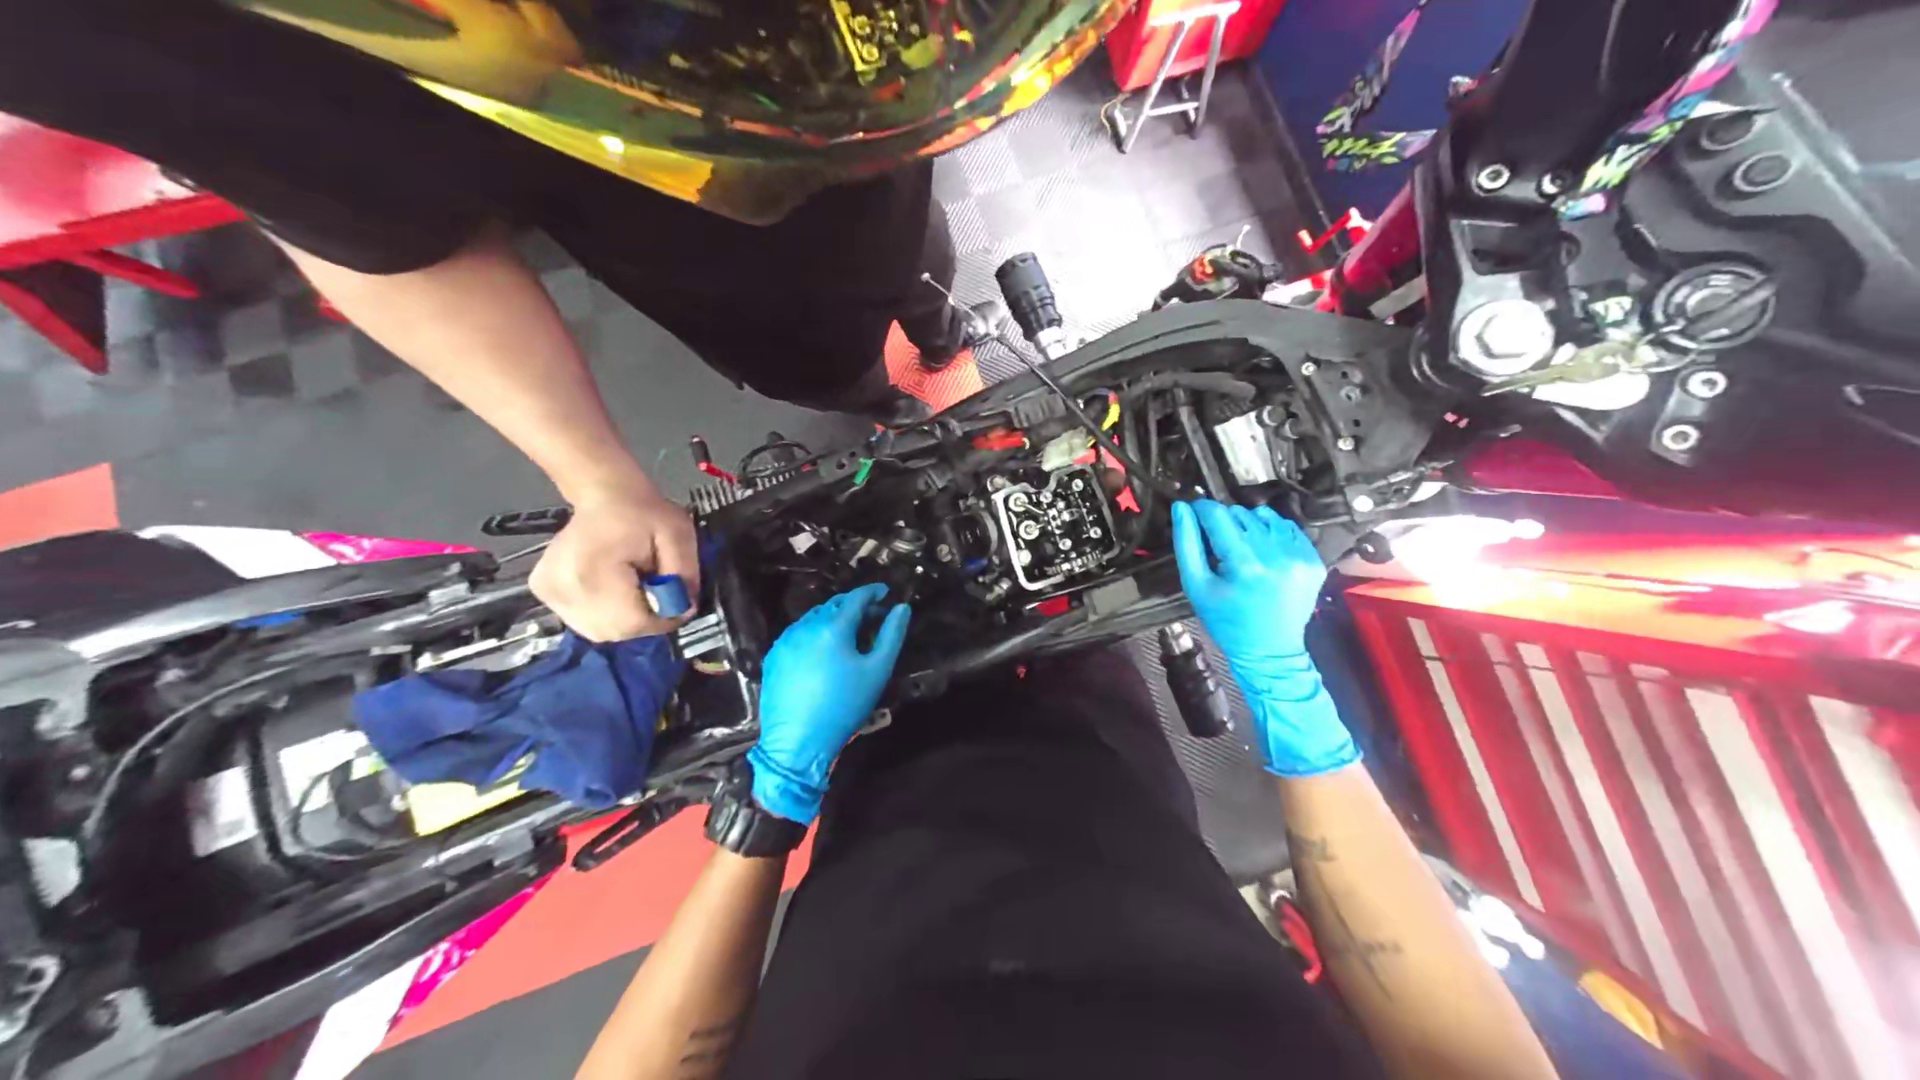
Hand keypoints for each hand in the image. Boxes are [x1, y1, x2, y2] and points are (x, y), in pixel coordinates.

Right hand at [530, 483, 700, 641]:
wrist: (604, 493)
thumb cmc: (643, 512)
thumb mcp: (678, 536)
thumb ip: (684, 576)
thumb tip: (684, 610)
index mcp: (591, 572)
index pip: (631, 622)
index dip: (662, 619)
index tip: (678, 602)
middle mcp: (561, 590)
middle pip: (616, 631)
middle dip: (646, 620)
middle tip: (660, 593)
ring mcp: (548, 594)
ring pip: (601, 631)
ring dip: (628, 619)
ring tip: (637, 587)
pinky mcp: (544, 595)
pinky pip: (587, 622)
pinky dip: (609, 615)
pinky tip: (617, 589)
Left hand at [748, 584, 911, 823]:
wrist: (797, 742)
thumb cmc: (844, 706)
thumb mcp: (876, 672)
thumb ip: (891, 635)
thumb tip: (902, 608)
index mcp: (832, 626)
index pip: (856, 597)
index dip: (873, 592)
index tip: (886, 592)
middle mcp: (805, 626)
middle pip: (834, 605)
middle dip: (855, 606)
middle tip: (873, 616)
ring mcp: (785, 641)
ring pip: (814, 618)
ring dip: (834, 618)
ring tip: (850, 633)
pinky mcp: (773, 657)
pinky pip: (798, 634)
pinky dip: (815, 633)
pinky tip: (824, 650)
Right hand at [1172, 500, 1357, 776]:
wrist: (1271, 651)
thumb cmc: (1227, 622)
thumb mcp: (1197, 585)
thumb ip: (1187, 543)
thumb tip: (1181, 509)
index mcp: (1245, 563)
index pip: (1217, 514)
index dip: (1200, 510)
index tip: (1192, 513)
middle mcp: (1276, 554)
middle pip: (1240, 513)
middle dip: (1223, 523)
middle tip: (1216, 546)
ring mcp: (1299, 555)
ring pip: (1263, 516)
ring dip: (1247, 526)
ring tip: (1239, 550)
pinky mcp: (1312, 558)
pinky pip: (1286, 527)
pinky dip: (1270, 533)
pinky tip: (1261, 553)